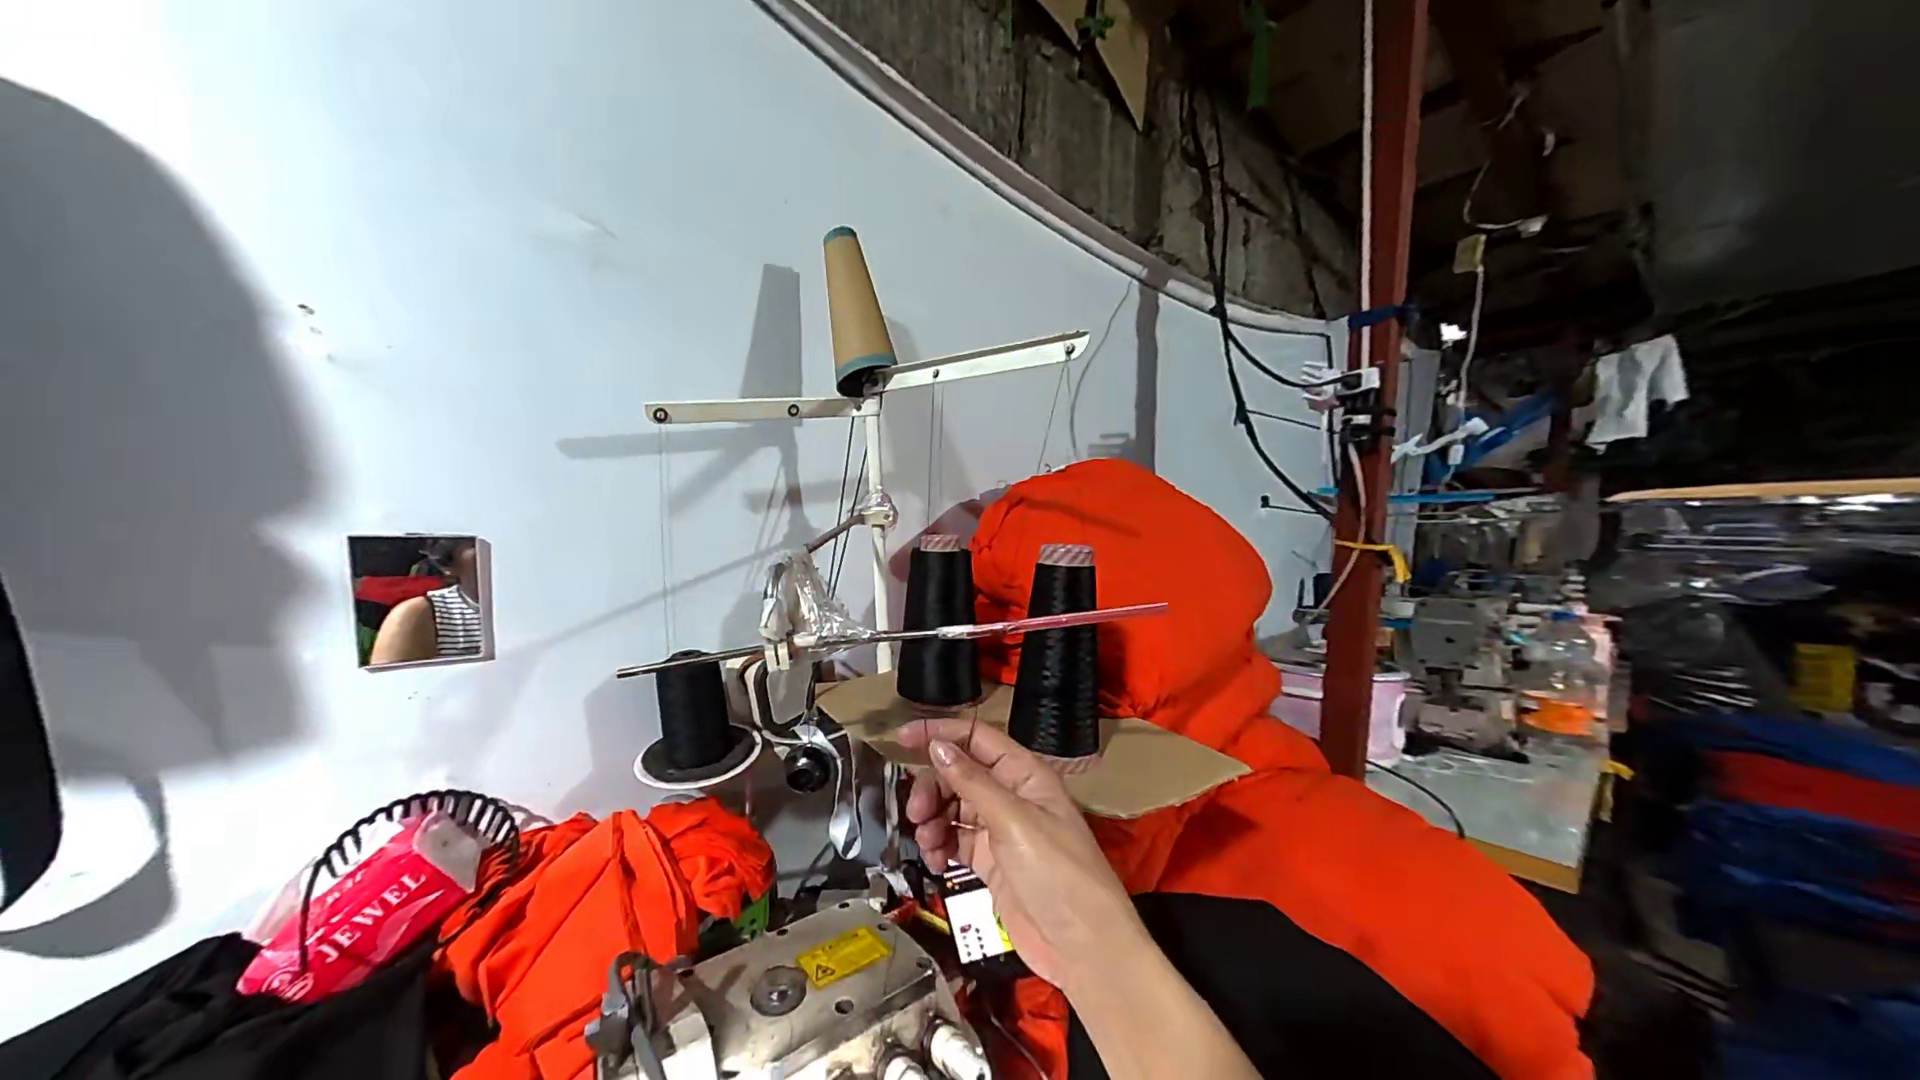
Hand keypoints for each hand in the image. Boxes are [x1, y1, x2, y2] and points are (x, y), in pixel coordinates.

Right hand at [898, 719, 1143, 990]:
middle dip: (932, 787)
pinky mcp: (991, 861)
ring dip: (933, 819)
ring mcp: (1001, 829)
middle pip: (959, 774)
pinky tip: (935, 860)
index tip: (902, 738)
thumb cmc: (1058, 874)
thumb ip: (972, 782)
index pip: (976, 738)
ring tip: (927, 841)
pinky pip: (955, 840)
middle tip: (916, 811)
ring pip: (953, 807)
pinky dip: (940, 846)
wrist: (1081, 946)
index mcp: (1025, 774)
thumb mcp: (1014, 821)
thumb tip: (938, 746)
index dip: (940, 733)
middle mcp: (1011, 795)